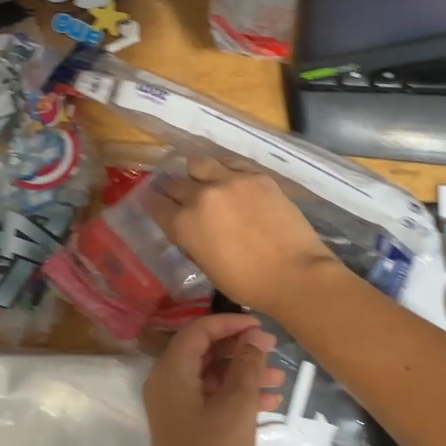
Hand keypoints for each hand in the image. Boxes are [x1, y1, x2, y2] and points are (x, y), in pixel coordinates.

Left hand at [142, 314, 276, 445]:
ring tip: (280, 381)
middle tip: (274, 352)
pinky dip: (235, 393)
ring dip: (244, 373)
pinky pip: (209, 395)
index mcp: (171, 371)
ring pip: (210, 374)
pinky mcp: (183, 421)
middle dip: (241, 349)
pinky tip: (268, 403)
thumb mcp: (237, 406)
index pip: (199, 330)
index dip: (231, 323)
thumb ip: (247, 365)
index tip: (262, 327)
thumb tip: (257, 335)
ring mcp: (173, 403)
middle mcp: (166, 381)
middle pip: (204, 350)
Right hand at [144, 156, 341, 314]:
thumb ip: (193, 241)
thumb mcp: (207, 266)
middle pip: (175, 182)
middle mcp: (201, 195)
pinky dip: (225, 169)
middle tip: (178, 194)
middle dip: (172, 188)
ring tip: (204, 180)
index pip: (155, 204)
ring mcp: (230, 181)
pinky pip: (231, 162)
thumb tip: (191, 228)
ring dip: (197, 172)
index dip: (152, 202)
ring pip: (199, 162)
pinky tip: (231, 178)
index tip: (153, 202)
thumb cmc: (247, 283)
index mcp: (184, 223)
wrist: (294, 273)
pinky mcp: (256, 176)